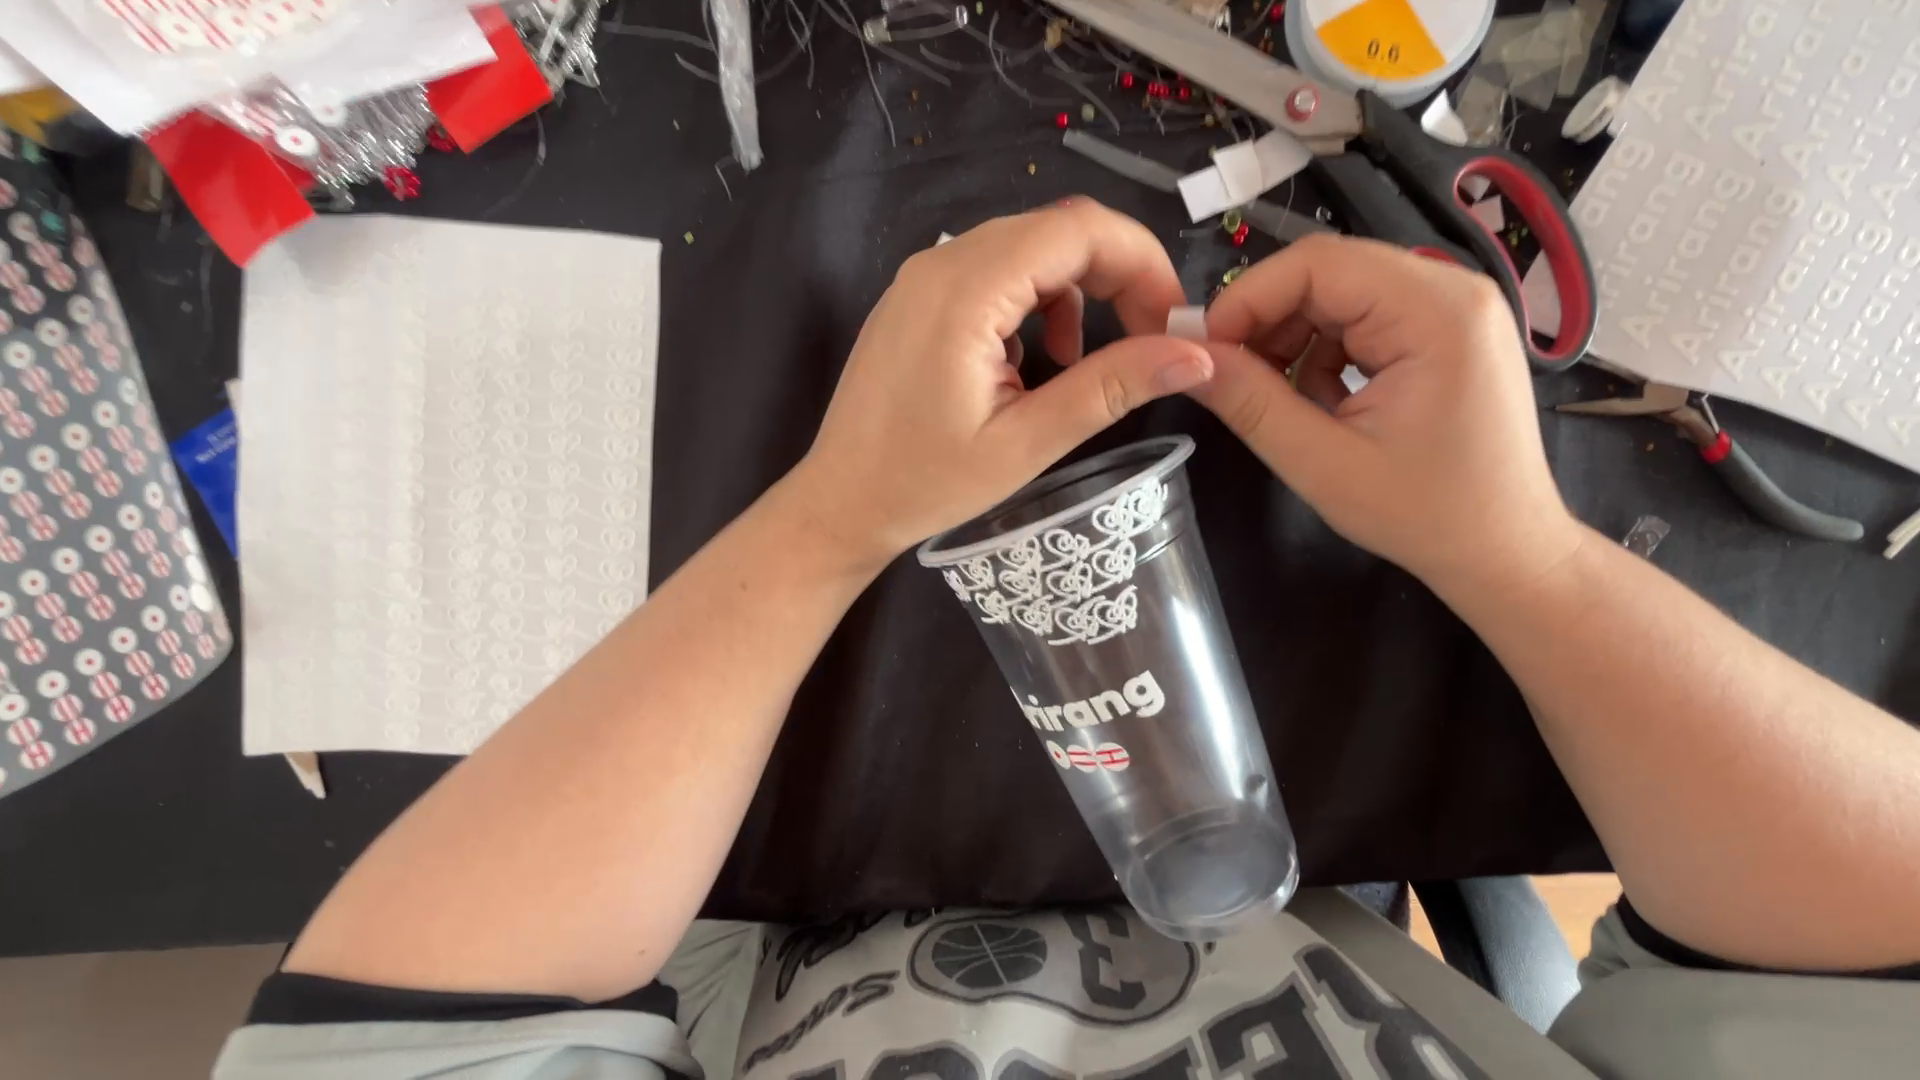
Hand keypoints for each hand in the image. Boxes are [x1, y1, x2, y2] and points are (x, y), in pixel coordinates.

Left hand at [788, 199, 1213, 566]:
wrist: (841, 503)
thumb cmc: (926, 484)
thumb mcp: (1026, 443)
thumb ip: (1110, 388)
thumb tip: (1194, 355)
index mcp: (965, 291)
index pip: (1079, 229)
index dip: (1142, 263)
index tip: (1171, 322)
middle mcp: (940, 263)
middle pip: (1055, 232)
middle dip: (1114, 276)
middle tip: (1144, 342)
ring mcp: (922, 277)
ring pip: (1025, 250)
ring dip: (1071, 294)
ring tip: (1073, 366)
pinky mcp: (916, 298)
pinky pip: (991, 273)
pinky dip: (1030, 304)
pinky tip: (1028, 361)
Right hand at [1187, 234, 1582, 594]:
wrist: (1503, 549)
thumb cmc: (1422, 513)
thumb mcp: (1320, 463)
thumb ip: (1250, 403)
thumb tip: (1188, 357)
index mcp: (1436, 313)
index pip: (1318, 263)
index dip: (1248, 297)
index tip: (1205, 348)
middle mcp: (1453, 290)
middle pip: (1329, 272)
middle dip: (1268, 320)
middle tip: (1230, 374)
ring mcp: (1453, 309)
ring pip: (1340, 295)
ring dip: (1293, 340)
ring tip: (1281, 399)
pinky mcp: (1444, 332)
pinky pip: (1362, 318)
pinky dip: (1323, 352)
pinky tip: (1322, 401)